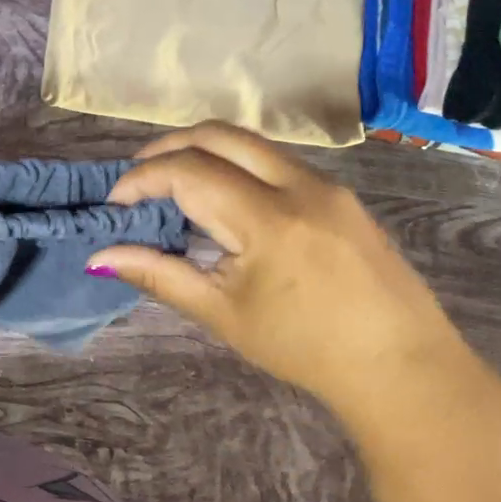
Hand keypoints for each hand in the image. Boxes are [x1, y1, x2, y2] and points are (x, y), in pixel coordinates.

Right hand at [89, 122, 473, 410]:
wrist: (402, 367)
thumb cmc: (303, 347)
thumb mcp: (221, 313)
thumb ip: (157, 274)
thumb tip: (98, 257)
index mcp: (269, 220)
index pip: (187, 171)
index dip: (140, 180)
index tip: (114, 205)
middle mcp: (301, 187)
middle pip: (218, 135)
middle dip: (166, 148)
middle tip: (134, 179)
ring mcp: (328, 187)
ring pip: (250, 143)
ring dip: (201, 152)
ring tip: (169, 186)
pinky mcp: (341, 196)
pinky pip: (275, 160)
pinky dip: (233, 165)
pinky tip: (219, 200)